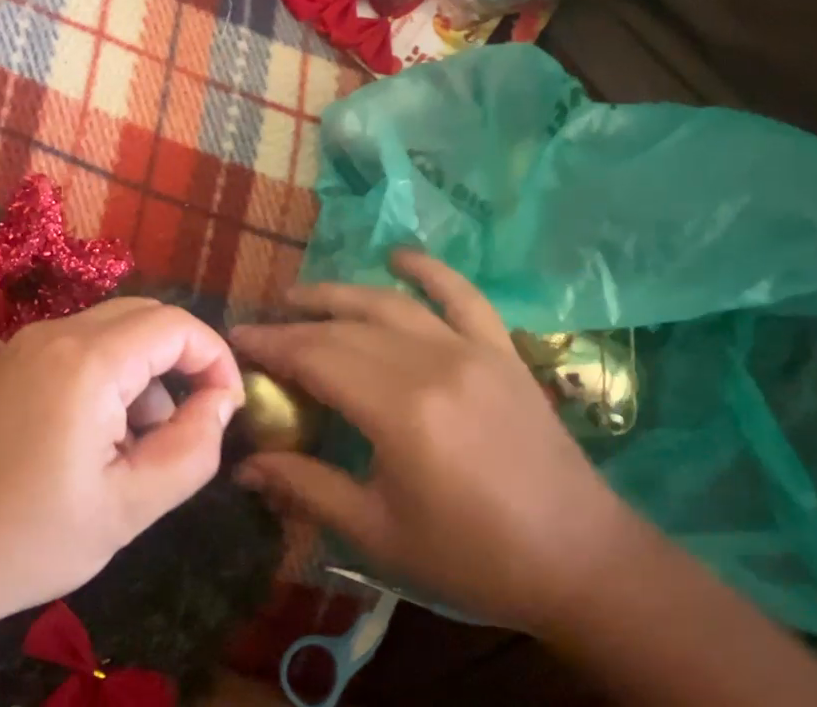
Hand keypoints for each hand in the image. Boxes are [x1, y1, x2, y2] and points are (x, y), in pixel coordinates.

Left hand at [0, 299, 243, 649]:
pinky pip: (76, 349)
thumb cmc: (28, 539)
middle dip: (180, 362)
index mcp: (86, 361)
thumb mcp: (127, 508)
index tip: (229, 410)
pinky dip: (106, 378)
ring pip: (110, 332)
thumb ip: (191, 449)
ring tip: (135, 452)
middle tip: (188, 428)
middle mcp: (54, 334)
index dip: (216, 357)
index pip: (175, 324)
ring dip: (142, 375)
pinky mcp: (7, 366)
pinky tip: (95, 441)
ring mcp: (24, 346)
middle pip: (143, 317)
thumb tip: (219, 404)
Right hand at [230, 250, 634, 633]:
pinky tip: (398, 255)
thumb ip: (306, 487)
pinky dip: (429, 270)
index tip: (235, 342)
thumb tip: (243, 467)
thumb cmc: (472, 555)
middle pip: (344, 329)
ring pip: (389, 305)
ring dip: (338, 295)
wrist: (581, 561)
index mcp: (399, 410)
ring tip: (298, 296)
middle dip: (293, 325)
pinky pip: (462, 296)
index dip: (270, 346)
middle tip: (257, 330)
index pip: (314, 357)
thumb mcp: (377, 531)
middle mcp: (432, 365)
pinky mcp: (502, 352)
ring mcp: (472, 351)